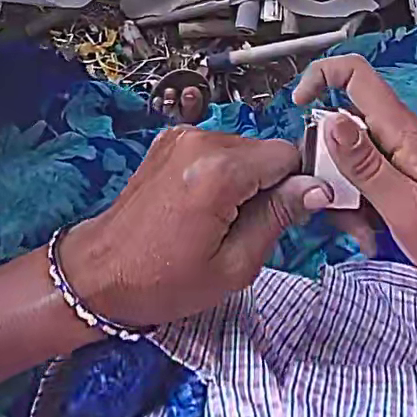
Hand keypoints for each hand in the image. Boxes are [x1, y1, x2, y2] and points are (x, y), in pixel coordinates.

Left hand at [59, 127, 329, 327]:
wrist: (100, 272)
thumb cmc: (163, 280)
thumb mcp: (235, 265)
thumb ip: (279, 217)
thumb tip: (316, 188)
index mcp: (218, 170)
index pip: (288, 155)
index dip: (298, 185)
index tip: (294, 214)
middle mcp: (201, 140)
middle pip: (266, 150)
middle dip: (271, 184)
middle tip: (252, 227)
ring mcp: (183, 135)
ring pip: (244, 149)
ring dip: (247, 179)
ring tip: (224, 219)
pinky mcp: (172, 138)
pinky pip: (218, 148)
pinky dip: (224, 172)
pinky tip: (206, 205)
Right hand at [293, 55, 416, 306]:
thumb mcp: (407, 207)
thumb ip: (365, 164)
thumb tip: (330, 119)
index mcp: (401, 130)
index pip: (355, 74)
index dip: (321, 76)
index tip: (298, 105)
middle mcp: (396, 136)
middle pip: (339, 122)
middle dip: (325, 160)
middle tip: (333, 202)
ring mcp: (395, 158)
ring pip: (345, 157)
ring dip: (339, 192)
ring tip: (360, 229)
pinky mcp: (395, 180)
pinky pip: (358, 181)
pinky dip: (354, 206)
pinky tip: (369, 235)